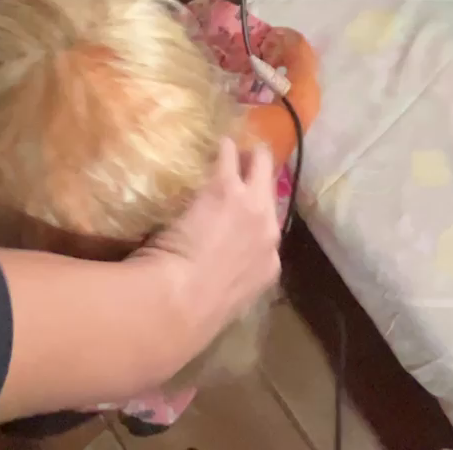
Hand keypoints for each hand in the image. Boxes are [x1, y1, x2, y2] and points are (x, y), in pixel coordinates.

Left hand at [134, 137, 281, 338]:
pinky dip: (225, 147)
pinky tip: (219, 141)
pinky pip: (230, 155)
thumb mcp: (224, 299)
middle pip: (271, 191)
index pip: (268, 230)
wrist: (181, 302)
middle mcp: (268, 231)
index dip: (255, 215)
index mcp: (268, 266)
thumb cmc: (193, 312)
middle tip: (248, 166)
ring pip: (260, 165)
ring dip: (248, 156)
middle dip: (261, 177)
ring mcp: (252, 205)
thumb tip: (212, 272)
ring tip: (236, 147)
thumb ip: (228, 279)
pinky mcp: (227, 187)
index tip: (244, 209)